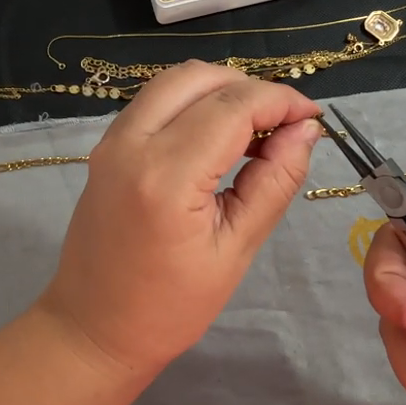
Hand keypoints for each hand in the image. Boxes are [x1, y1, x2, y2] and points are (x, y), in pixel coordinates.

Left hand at [38, 61, 322, 375]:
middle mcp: (132, 143)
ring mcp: (112, 140)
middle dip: (250, 88)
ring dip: (219, 89)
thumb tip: (306, 130)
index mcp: (166, 175)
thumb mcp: (235, 250)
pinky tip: (217, 133)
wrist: (93, 327)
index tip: (312, 115)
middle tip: (285, 123)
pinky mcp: (105, 145)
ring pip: (173, 81)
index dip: (279, 100)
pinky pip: (154, 100)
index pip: (232, 106)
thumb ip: (273, 182)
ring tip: (256, 128)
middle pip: (199, 77)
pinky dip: (191, 100)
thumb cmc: (169, 306)